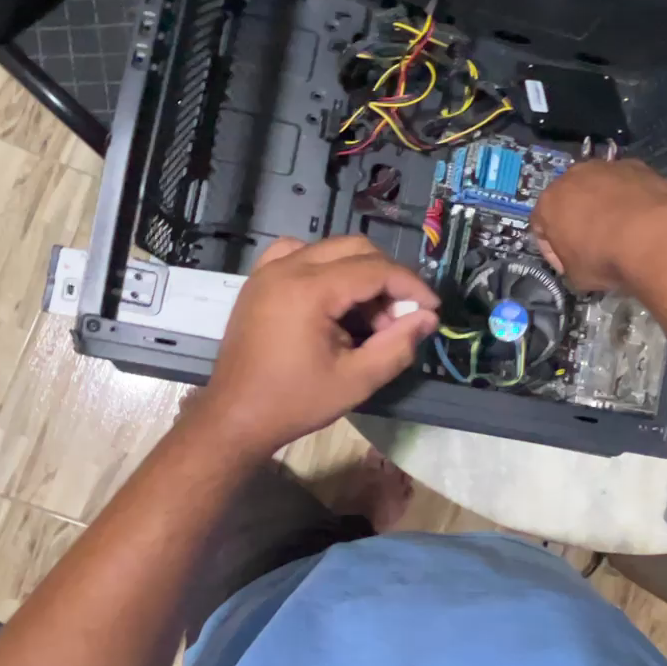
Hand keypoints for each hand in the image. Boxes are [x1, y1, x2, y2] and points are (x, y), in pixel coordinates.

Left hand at [190, 236, 439, 457]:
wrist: (235, 417)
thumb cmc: (294, 402)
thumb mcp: (356, 380)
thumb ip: (397, 345)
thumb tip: (428, 318)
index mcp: (309, 290)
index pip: (376, 270)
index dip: (411, 286)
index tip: (431, 310)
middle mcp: (287, 267)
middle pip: (356, 249)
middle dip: (387, 278)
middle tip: (399, 317)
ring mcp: (268, 270)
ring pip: (329, 248)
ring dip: (359, 272)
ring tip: (368, 315)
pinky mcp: (259, 280)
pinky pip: (298, 253)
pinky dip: (324, 266)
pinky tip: (332, 296)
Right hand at [531, 159, 666, 290]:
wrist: (651, 236)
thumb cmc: (603, 258)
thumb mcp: (576, 276)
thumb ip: (569, 264)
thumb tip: (579, 263)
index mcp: (548, 203)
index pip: (541, 226)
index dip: (553, 249)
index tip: (567, 264)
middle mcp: (572, 177)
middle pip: (569, 199)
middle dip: (577, 219)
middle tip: (591, 244)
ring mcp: (605, 167)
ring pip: (598, 187)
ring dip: (603, 205)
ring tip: (620, 230)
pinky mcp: (636, 165)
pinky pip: (625, 184)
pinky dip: (629, 198)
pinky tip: (640, 219)